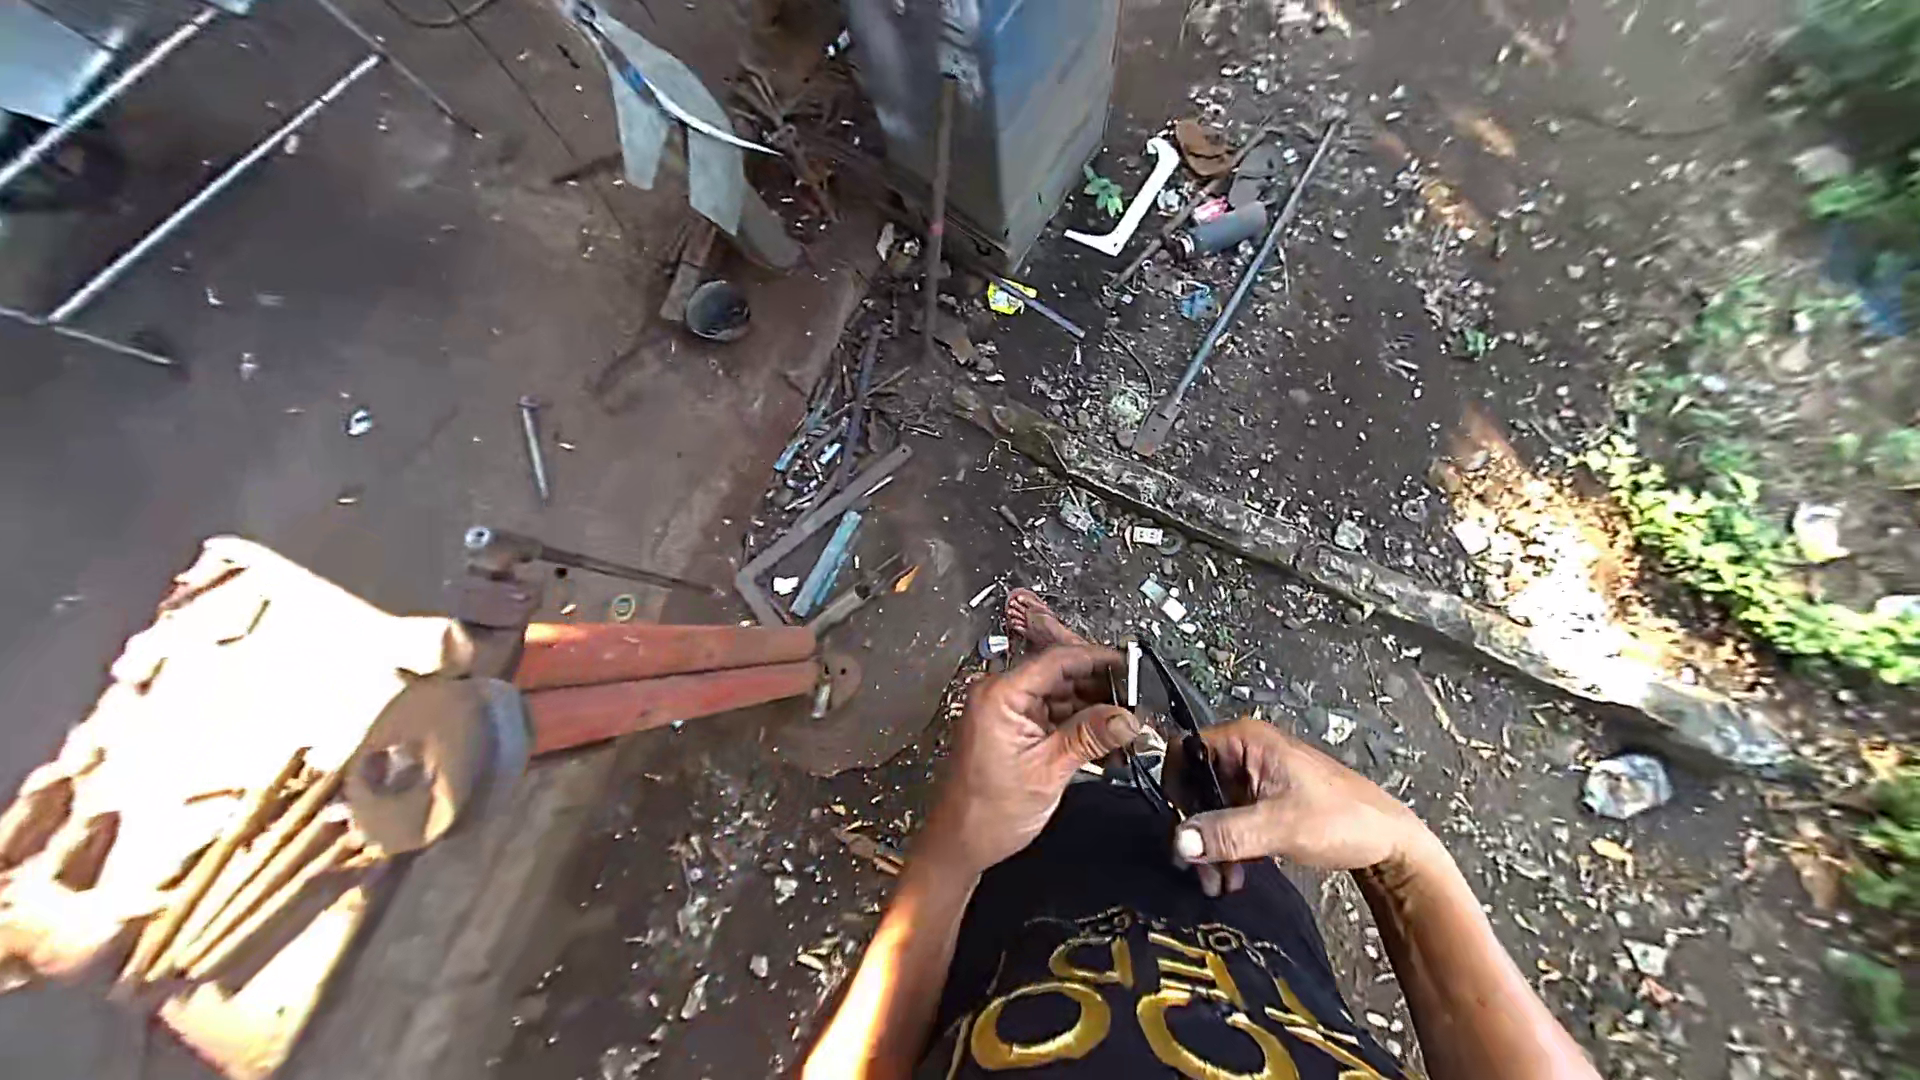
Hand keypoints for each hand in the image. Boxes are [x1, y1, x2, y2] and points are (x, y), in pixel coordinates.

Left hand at [920, 645, 1136, 876]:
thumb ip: (1090, 737)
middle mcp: (1000, 694)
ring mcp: (1007, 709)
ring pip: (1060, 694)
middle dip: (1099, 688)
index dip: (1096, 659)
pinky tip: (1103, 737)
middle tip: (1133, 702)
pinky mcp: (1014, 725)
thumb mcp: (1049, 770)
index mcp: (1000, 695)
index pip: (1056, 660)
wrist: (963, 841)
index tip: (1127, 664)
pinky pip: (1052, 713)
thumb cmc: (987, 811)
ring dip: (1092, 708)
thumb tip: (1126, 718)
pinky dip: (1077, 723)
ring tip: (1123, 724)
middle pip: (1060, 675)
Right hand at [1173, 716, 1430, 895]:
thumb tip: (1179, 842)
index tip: (1178, 823)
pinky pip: (1227, 817)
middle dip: (1194, 826)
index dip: (1175, 784)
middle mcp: (1244, 751)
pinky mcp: (1260, 799)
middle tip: (1198, 867)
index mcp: (1245, 739)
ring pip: (1209, 804)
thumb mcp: (1281, 826)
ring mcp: (1252, 775)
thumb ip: (1227, 833)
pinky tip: (1234, 873)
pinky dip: (1226, 844)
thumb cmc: (1343, 821)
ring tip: (1218, 880)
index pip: (1185, 749)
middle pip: (1195, 781)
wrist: (1393, 848)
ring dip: (1209, 842)